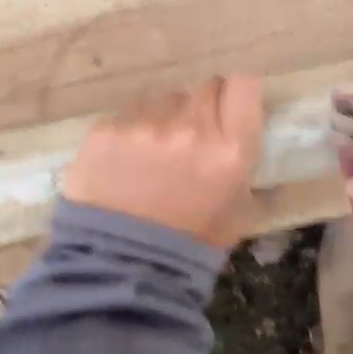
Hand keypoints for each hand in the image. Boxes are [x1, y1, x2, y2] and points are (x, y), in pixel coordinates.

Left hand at [62, 74, 265, 248]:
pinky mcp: (107, 130)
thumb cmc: (190, 246)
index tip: (233, 107)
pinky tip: (125, 160)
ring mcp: (146, 125)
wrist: (120, 268)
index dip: (239, 93)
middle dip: (204, 106)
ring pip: (164, 97)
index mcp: (231, 151)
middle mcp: (192, 128)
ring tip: (154, 151)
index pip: (244, 86)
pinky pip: (128, 113)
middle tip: (194, 134)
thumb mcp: (238, 213)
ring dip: (166, 116)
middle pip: (206, 86)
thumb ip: (246, 172)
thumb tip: (245, 148)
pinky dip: (131, 129)